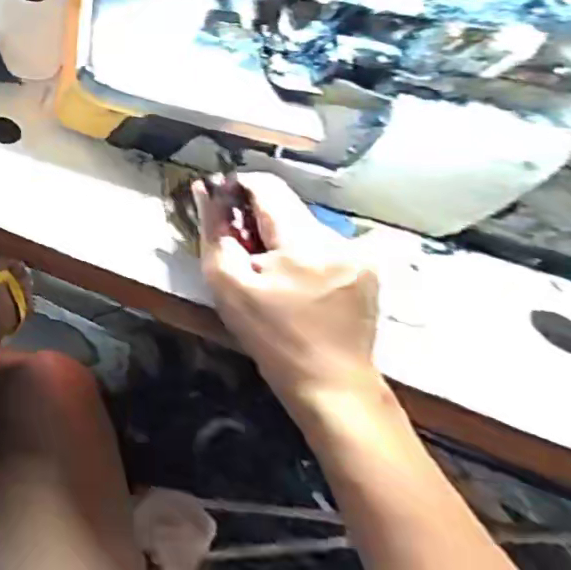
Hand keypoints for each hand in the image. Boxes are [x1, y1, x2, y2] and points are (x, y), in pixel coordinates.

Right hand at [196, 173, 383, 410]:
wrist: (330, 384)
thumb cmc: (270, 334)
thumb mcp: (225, 280)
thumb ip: (214, 228)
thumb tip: (205, 189)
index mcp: (306, 243)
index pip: (266, 186)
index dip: (235, 187)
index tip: (217, 208)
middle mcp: (340, 240)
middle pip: (283, 205)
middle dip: (254, 217)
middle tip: (235, 248)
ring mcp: (359, 255)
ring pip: (299, 222)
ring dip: (274, 234)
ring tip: (261, 268)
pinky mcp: (365, 269)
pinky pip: (318, 241)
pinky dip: (295, 249)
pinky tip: (287, 278)